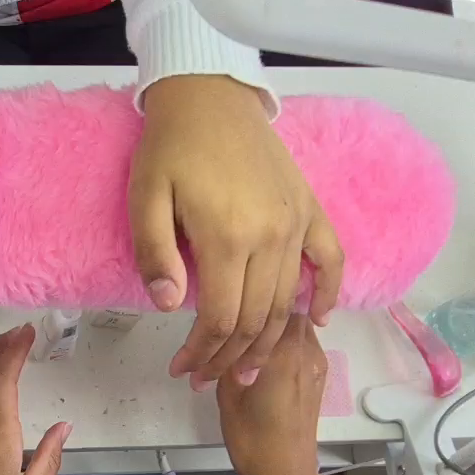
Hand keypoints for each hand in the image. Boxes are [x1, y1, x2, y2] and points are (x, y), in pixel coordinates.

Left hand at [130, 75, 343, 389]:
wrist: (208, 96)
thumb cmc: (169, 149)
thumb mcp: (144, 199)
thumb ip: (156, 255)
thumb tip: (170, 306)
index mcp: (227, 237)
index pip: (220, 318)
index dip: (203, 353)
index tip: (184, 370)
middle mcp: (270, 236)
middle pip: (256, 319)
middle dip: (230, 358)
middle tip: (208, 379)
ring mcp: (295, 222)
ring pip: (288, 300)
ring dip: (268, 342)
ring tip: (247, 369)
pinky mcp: (309, 207)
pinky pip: (330, 258)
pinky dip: (328, 292)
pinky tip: (318, 320)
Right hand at [216, 314, 336, 474]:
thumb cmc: (252, 438)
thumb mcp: (227, 395)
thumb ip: (225, 360)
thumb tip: (214, 335)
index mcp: (284, 352)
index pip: (273, 303)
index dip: (251, 297)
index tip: (231, 300)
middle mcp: (307, 352)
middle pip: (290, 310)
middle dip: (264, 308)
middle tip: (235, 314)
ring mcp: (316, 365)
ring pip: (298, 327)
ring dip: (275, 326)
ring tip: (246, 335)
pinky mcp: (316, 379)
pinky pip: (302, 346)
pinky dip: (283, 343)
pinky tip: (261, 357)